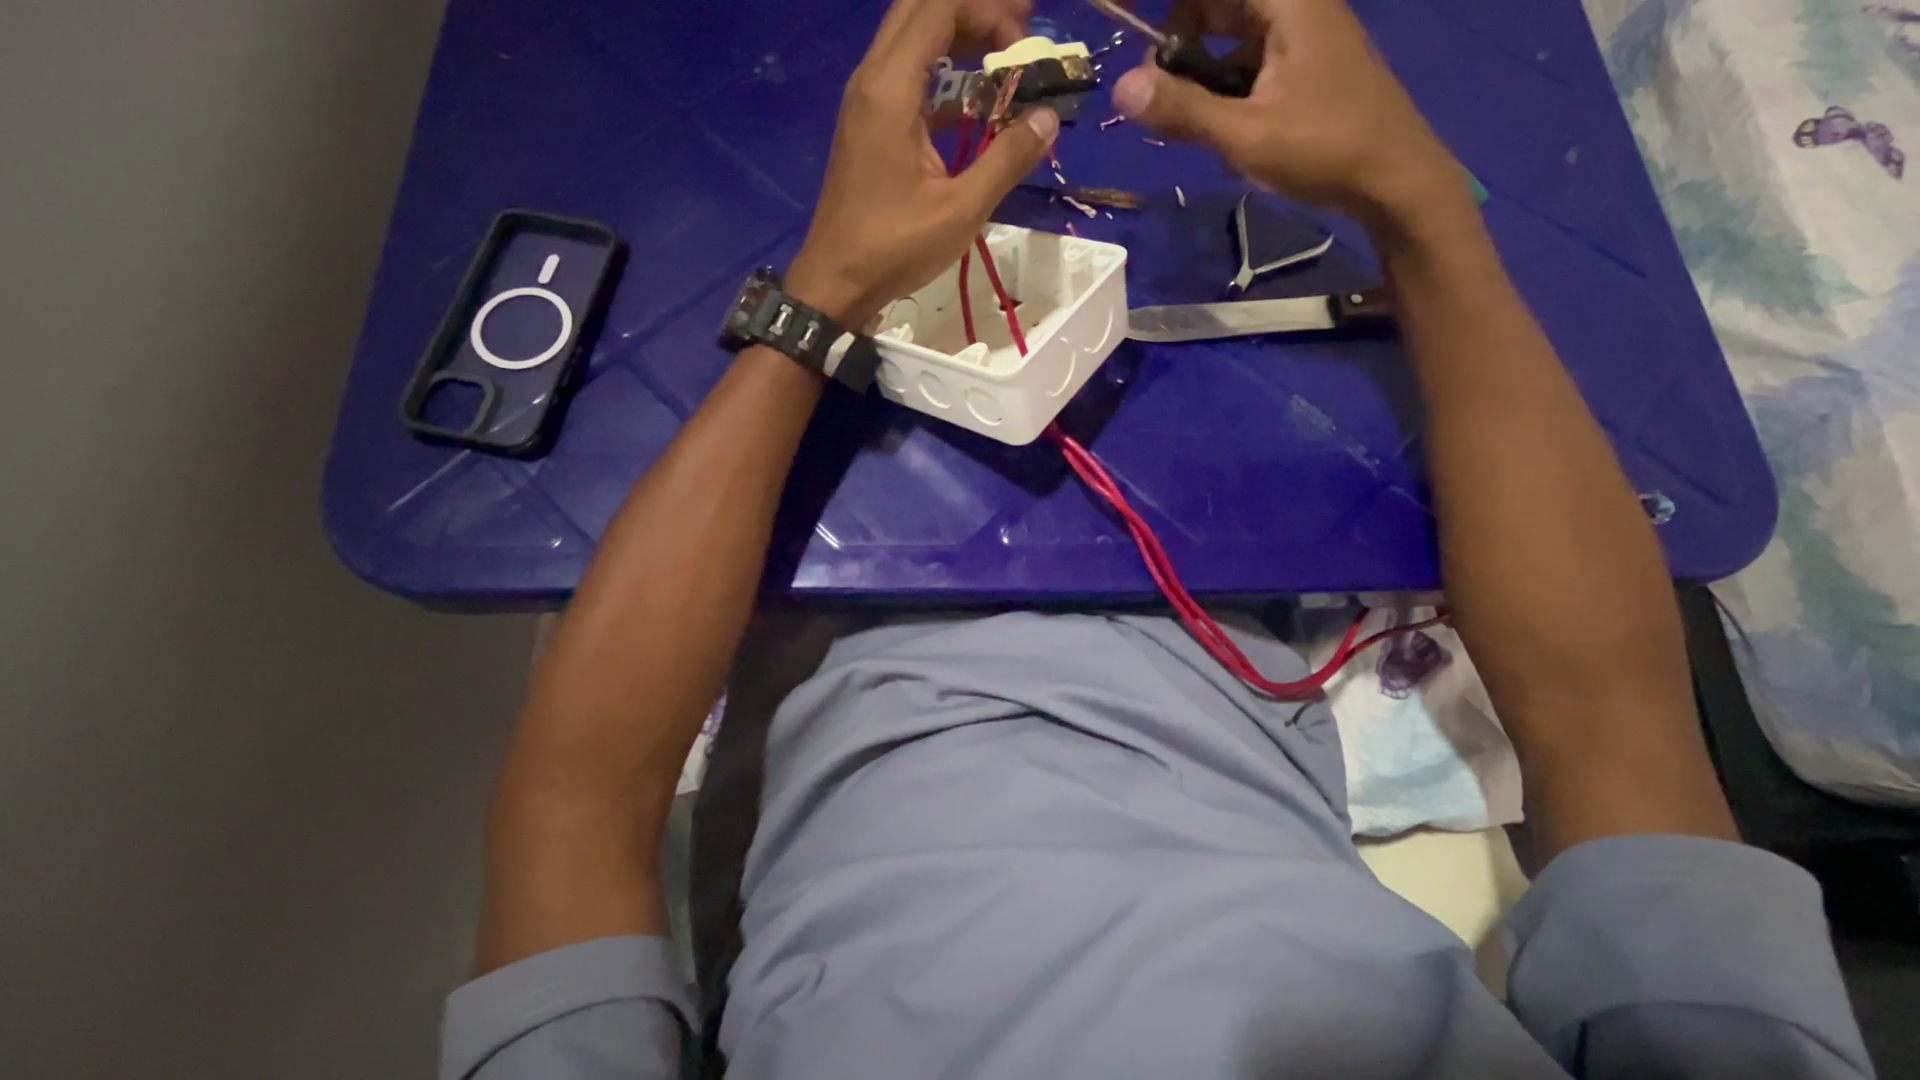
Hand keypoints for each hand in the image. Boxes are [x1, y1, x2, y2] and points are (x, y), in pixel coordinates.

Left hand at [786, 0, 1058, 327]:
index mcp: (890, 89)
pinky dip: (942, 74)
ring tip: (1006, 58)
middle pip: (921, 11)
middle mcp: (872, 80)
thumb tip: (1049, 118)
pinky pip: (906, 76)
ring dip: (958, 38)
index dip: (988, 10)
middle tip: (1021, 32)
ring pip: (911, 40)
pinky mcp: (867, 125)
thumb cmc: (894, 247)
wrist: (836, 281)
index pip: (939, 8)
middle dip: (974, 12)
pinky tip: (976, 103)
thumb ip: (1008, 158)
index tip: (1025, 44)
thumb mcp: (962, 208)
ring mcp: (865, 102)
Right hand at [1110, 0, 1470, 233]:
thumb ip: (1184, 110)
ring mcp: (1308, 37)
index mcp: (1289, 3)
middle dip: (1181, 36)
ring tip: (1182, 112)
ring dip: (1203, 66)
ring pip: (1237, 33)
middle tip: (1152, 80)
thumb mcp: (1246, 136)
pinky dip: (1228, 83)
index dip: (1172, 7)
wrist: (1399, 180)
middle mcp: (1300, 7)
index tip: (1127, 14)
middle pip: (1223, 4)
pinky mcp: (1311, 67)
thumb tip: (1120, 89)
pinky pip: (1255, 59)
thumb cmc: (1327, 149)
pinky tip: (1221, 127)